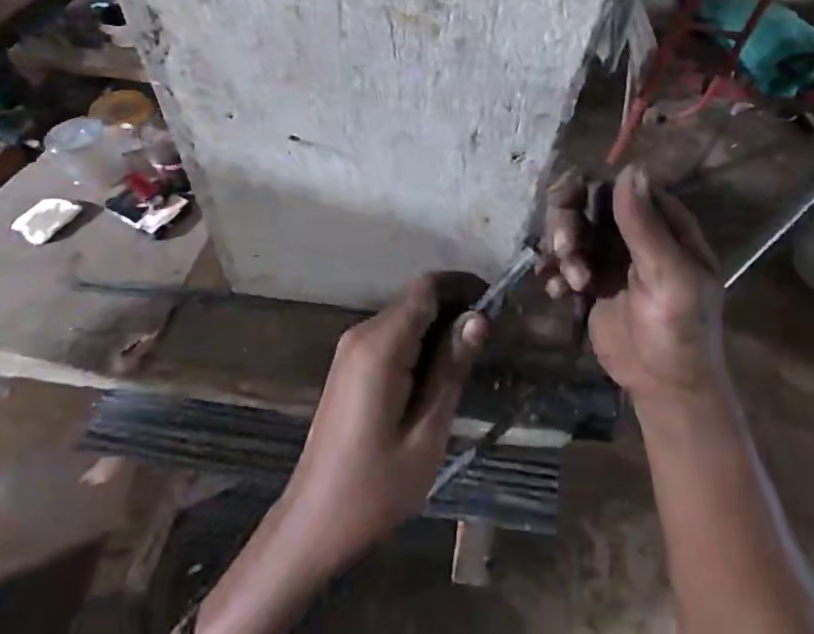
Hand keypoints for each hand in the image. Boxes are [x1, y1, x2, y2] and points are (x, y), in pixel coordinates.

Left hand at [194, 277, 487, 633]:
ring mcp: (352, 351)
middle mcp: (362, 336)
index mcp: (380, 346)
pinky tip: (445, 372)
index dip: (466, 286)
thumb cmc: (375, 488)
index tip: (500, 306)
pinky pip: (396, 337)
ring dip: (444, 325)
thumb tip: (479, 318)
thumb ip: (452, 368)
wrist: (312, 527)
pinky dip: (425, 342)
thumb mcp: (427, 432)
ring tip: (478, 354)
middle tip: (497, 335)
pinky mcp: (352, 368)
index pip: (427, 287)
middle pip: (418, 298)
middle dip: (459, 305)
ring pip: (408, 316)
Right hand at [543, 165, 727, 404]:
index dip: (590, 189)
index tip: (567, 203)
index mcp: (665, 223)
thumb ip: (646, 226)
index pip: (622, 186)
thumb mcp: (669, 276)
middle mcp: (636, 232)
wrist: (665, 387)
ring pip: (573, 229)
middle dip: (569, 222)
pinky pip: (565, 260)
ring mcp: (612, 256)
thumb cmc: (680, 330)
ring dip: (563, 250)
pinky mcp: (593, 280)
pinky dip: (556, 271)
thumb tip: (632, 168)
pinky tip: (558, 292)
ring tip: (572, 283)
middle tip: (564, 250)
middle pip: (589, 203)